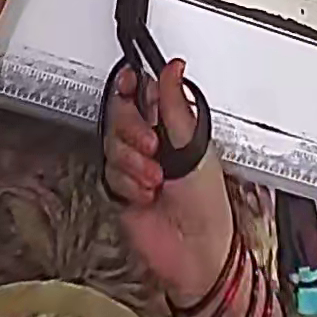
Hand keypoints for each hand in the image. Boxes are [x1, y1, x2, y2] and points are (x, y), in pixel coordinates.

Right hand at [104, 60, 235, 303]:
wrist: (195, 249)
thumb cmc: (206, 199)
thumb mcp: (193, 142)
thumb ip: (174, 102)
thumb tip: (174, 66)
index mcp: (170, 122)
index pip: (141, 90)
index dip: (130, 83)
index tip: (127, 83)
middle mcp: (150, 138)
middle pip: (120, 113)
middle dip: (133, 129)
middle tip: (152, 145)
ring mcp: (134, 162)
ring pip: (113, 142)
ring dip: (134, 162)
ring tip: (156, 178)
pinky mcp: (121, 186)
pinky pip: (110, 172)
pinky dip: (129, 184)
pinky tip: (146, 195)